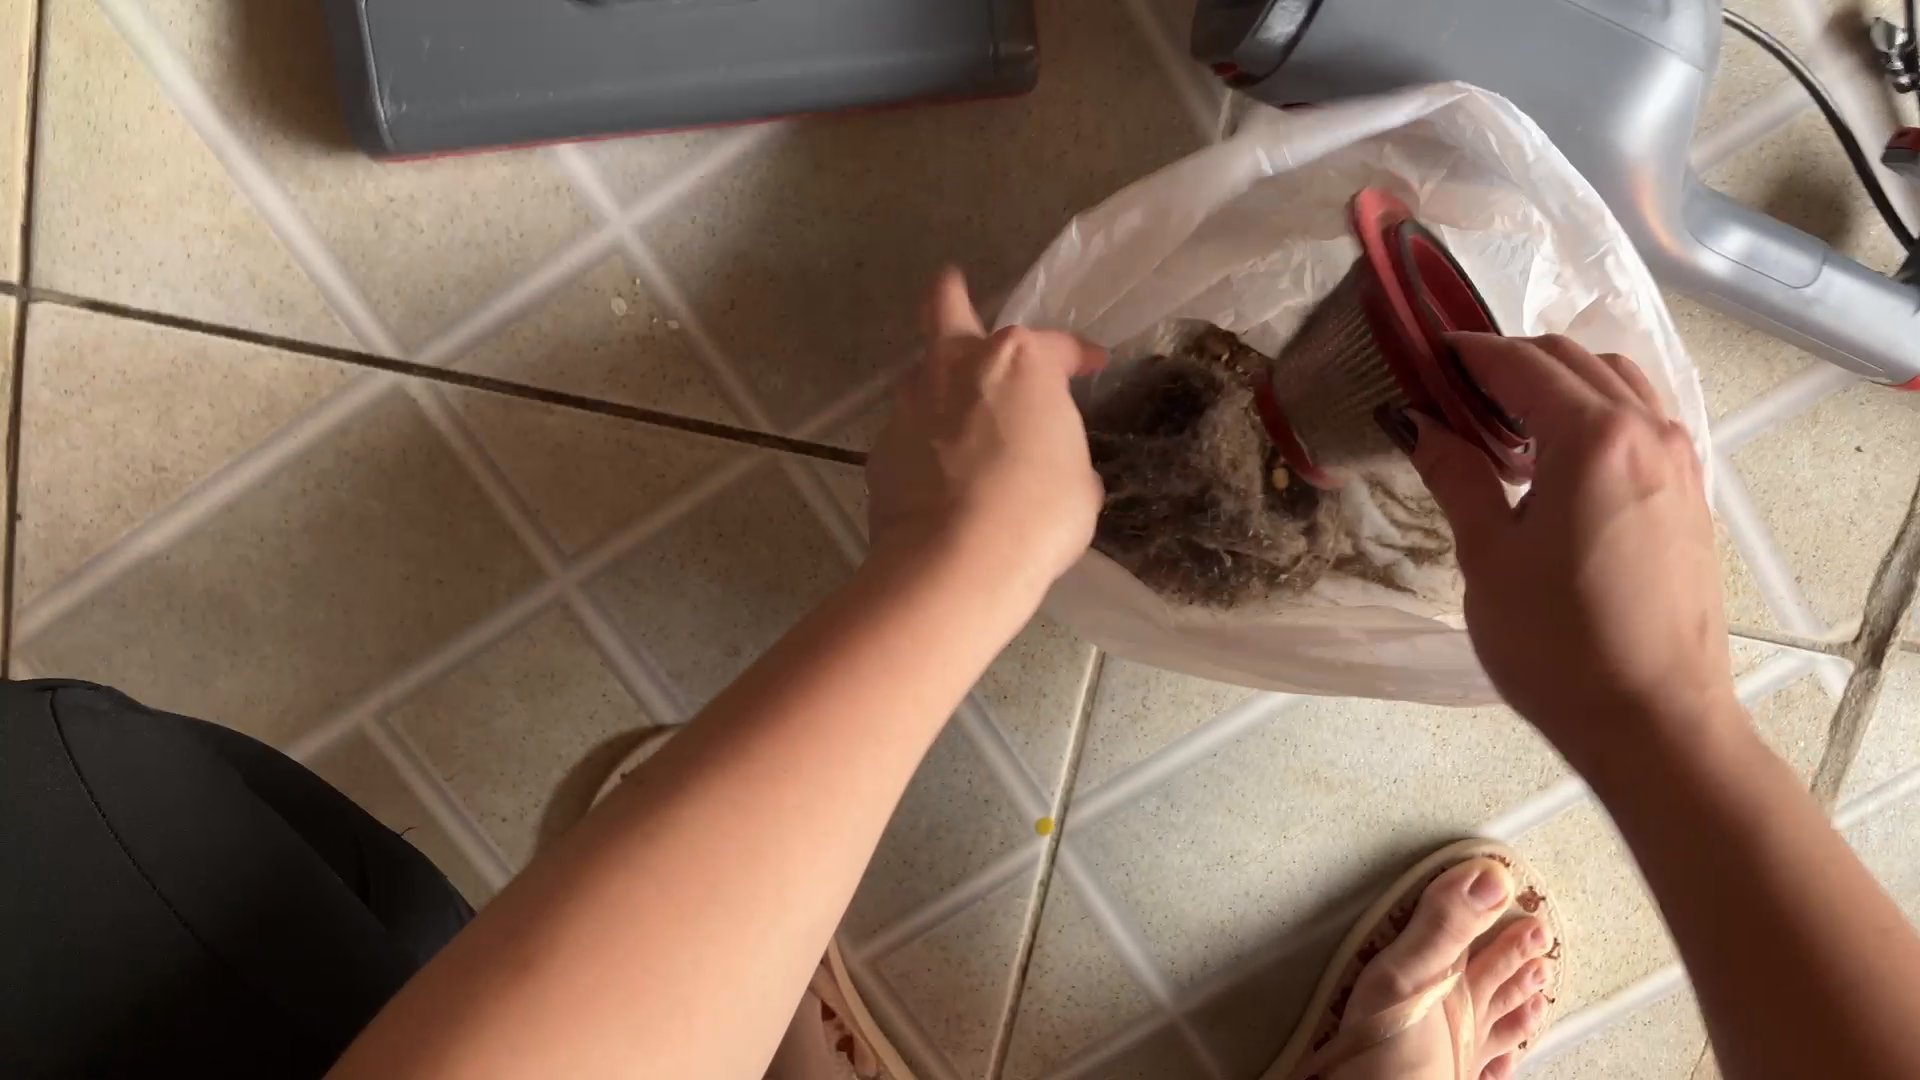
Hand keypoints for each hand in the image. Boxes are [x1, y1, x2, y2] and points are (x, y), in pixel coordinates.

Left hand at [866, 269, 1106, 590]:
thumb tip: (1050, 466)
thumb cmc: (1038, 515)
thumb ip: (1064, 456)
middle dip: (952, 294)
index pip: (1059, 346)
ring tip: (956, 424)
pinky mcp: (882, 448)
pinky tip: (937, 480)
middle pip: (946, 306)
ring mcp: (911, 404)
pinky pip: (909, 434)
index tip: (1092, 365)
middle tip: (955, 291)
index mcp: (1020, 362)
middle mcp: (957, 366)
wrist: (956, 561)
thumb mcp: (1078, 485)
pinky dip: (924, 446)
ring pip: (922, 377)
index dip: (1080, 356)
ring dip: (940, 389)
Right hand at [1402, 334, 1736, 760]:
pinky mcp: (1686, 493)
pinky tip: (1546, 453)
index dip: (1465, 353)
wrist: (1649, 717)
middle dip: (1505, 360)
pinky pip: (1637, 417)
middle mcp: (1649, 433)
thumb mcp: (1486, 552)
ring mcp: (1678, 462)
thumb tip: (1414, 422)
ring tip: (1493, 419)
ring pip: (1613, 382)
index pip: (1521, 364)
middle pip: (1572, 359)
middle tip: (1443, 389)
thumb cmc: (1552, 639)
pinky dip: (1588, 408)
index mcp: (1594, 441)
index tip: (1420, 354)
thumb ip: (1453, 474)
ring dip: (1551, 380)